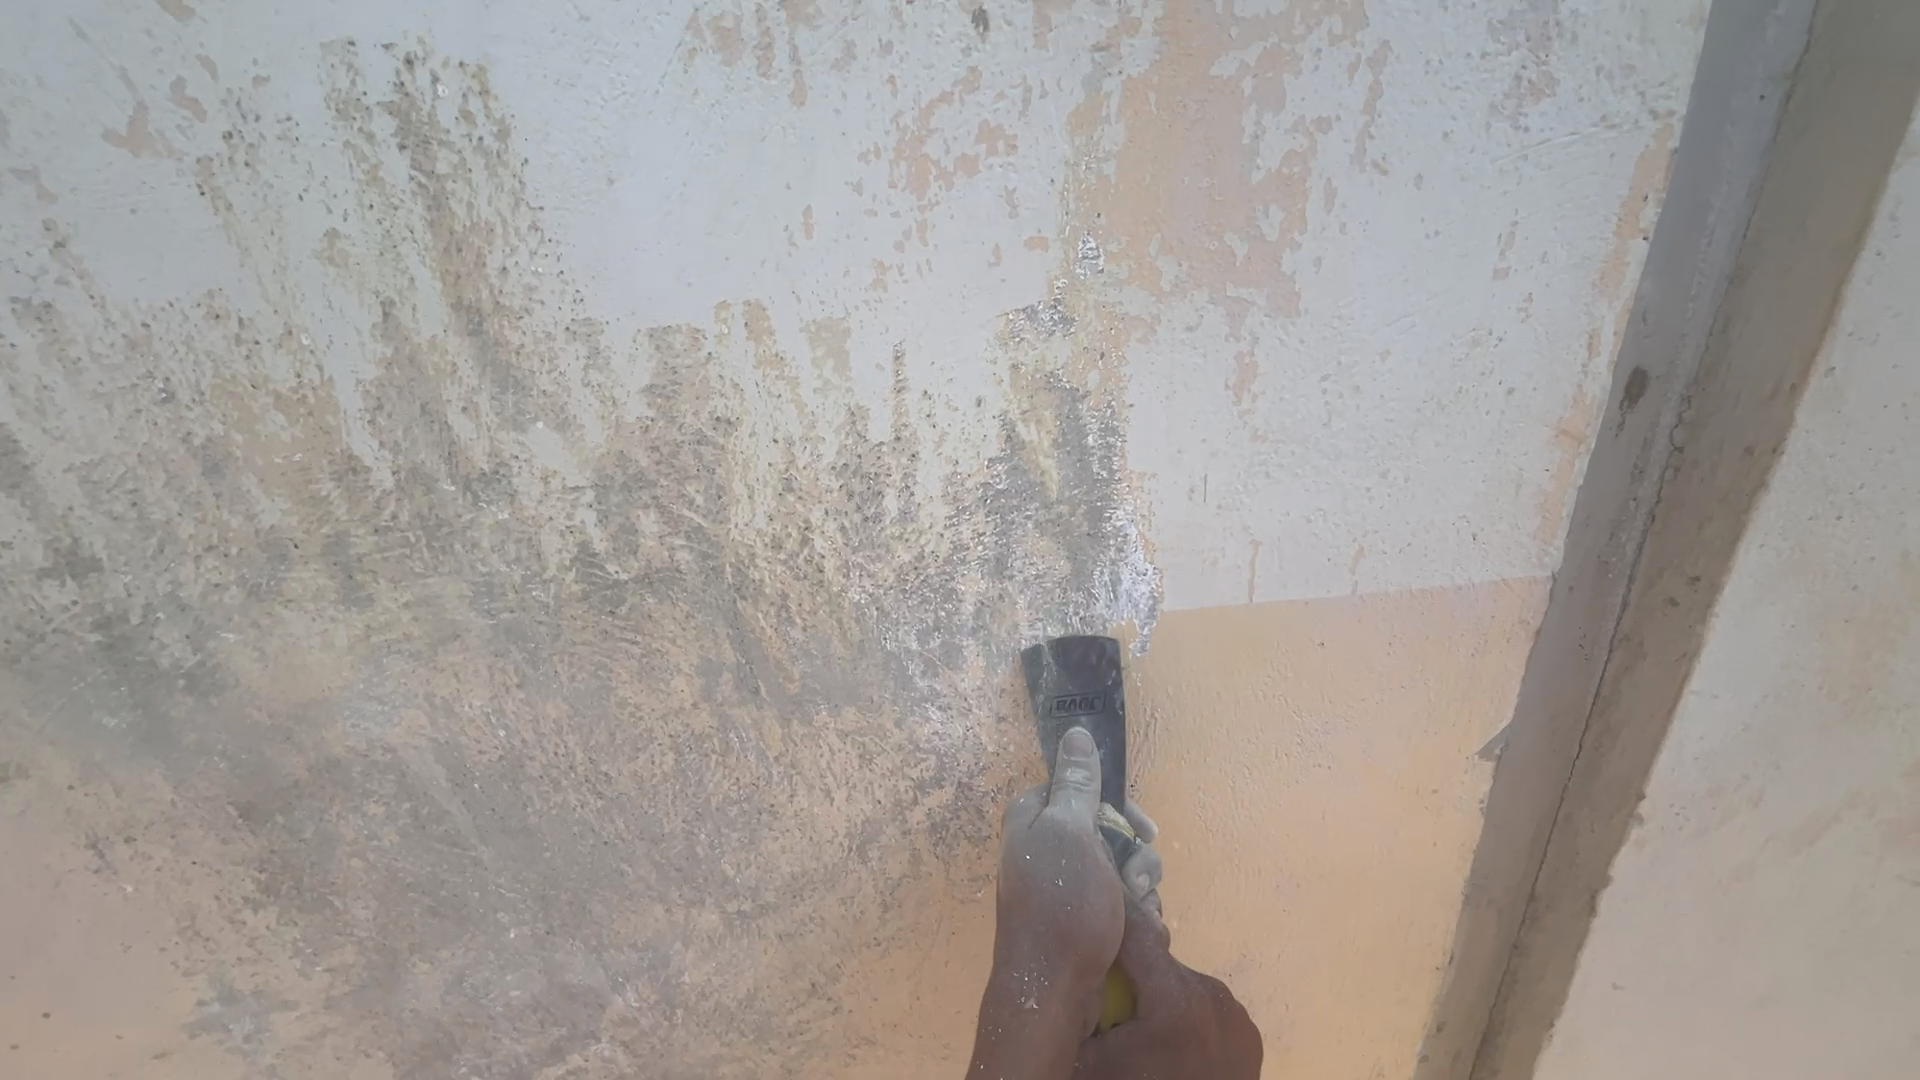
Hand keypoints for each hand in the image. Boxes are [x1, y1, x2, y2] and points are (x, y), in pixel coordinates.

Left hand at [968, 727, 1131, 1078]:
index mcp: (1033, 818)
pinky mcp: (1080, 914)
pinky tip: (1142, 921)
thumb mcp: (1072, 832)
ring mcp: (1063, 883)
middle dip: (1132, 848)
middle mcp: (1045, 846)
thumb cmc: (1061, 904)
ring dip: (1138, 879)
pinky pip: (1115, 894)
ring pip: (1116, 862)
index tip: (1140, 824)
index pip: (1077, 789)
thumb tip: (1076, 732)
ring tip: (1140, 902)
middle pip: (1103, 827)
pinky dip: (1133, 905)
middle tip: (1143, 871)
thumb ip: (1077, 783)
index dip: (1112, 804)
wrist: (1053, 990)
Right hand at [1072, 895, 1262, 1079]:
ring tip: (1139, 1031)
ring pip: (1179, 982)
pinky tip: (1170, 1047)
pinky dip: (1184, 1015)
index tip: (1085, 897)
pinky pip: (1203, 1007)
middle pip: (1155, 961)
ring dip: (1156, 995)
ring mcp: (1235, 1015)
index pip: (1134, 930)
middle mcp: (1211, 995)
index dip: (1108, 912)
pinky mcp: (1247, 1036)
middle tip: (1104, 998)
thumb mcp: (1090, 1063)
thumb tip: (1062, 966)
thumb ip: (1079, 1009)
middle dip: (1128, 972)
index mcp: (1174, 999)